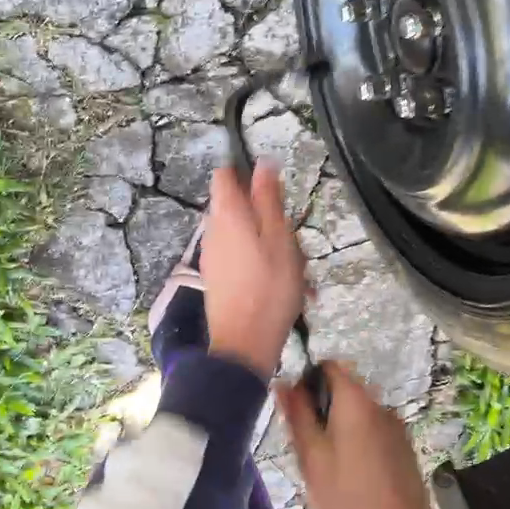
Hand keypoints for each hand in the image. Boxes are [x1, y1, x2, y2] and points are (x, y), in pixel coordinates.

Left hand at [201, 162, 305, 377]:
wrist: (244, 345)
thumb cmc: (269, 288)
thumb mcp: (279, 239)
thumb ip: (268, 200)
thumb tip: (262, 164)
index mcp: (227, 214)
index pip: (224, 175)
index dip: (247, 175)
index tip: (272, 192)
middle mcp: (212, 229)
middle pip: (237, 206)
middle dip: (266, 216)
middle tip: (294, 242)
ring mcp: (212, 254)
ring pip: (243, 233)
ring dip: (269, 244)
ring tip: (296, 272)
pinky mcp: (217, 276)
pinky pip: (240, 256)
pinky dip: (261, 263)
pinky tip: (285, 288)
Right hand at [278, 363, 450, 508]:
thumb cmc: (348, 501)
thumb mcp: (311, 458)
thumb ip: (297, 415)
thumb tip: (283, 382)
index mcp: (356, 400)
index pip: (329, 366)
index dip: (308, 381)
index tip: (297, 412)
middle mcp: (381, 405)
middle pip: (345, 391)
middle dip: (324, 409)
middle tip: (311, 447)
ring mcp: (398, 428)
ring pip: (360, 415)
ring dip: (343, 429)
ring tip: (332, 468)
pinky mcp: (407, 452)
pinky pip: (376, 434)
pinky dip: (362, 445)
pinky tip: (356, 479)